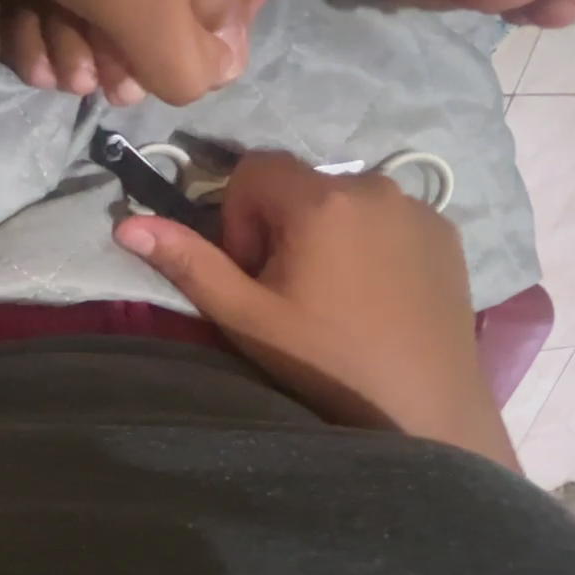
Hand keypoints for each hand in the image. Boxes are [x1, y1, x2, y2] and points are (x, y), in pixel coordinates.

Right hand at [113, 152, 518, 469]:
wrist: (422, 406)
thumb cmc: (322, 360)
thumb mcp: (242, 316)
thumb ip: (187, 263)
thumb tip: (127, 226)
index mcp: (323, 201)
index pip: (253, 168)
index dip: (237, 217)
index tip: (253, 271)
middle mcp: (377, 185)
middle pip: (297, 186)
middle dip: (277, 229)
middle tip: (285, 293)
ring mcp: (420, 207)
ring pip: (341, 203)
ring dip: (320, 237)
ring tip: (328, 299)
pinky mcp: (446, 232)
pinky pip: (383, 220)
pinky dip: (363, 246)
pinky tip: (369, 299)